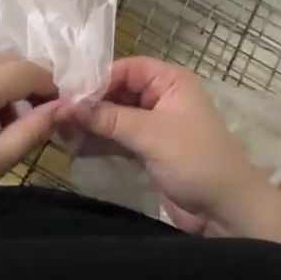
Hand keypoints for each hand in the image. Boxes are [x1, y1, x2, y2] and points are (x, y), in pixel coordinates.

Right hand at [71, 57, 268, 233]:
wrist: (227, 210)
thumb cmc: (196, 161)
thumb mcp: (151, 135)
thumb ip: (109, 119)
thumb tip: (66, 106)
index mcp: (170, 81)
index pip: (125, 69)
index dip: (96, 79)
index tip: (64, 94)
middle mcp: (162, 97)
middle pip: (117, 91)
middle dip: (89, 103)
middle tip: (54, 114)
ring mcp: (155, 125)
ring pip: (115, 116)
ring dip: (90, 123)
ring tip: (56, 131)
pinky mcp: (149, 151)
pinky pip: (118, 138)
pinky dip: (99, 141)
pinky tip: (73, 146)